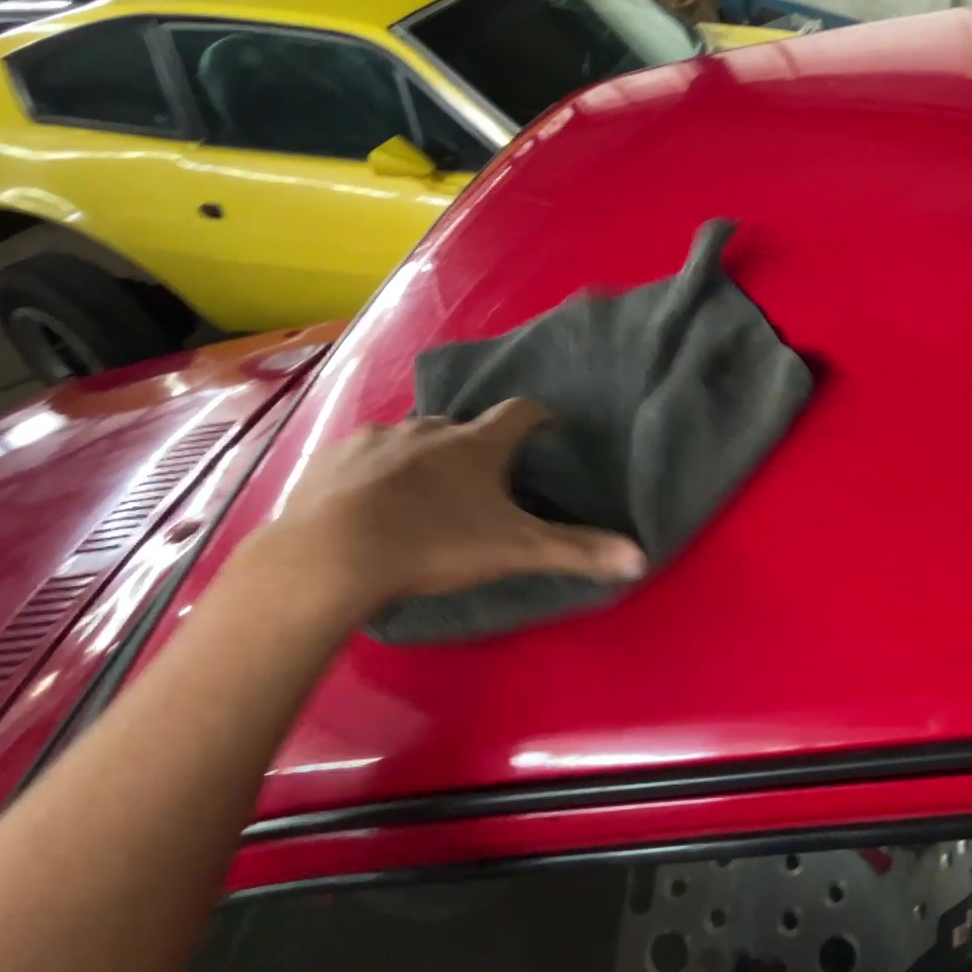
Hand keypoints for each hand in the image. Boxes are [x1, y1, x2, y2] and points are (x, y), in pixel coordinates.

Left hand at [256, 400, 645, 614]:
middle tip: (478, 484)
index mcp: (475, 444)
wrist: (329, 557)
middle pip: (461, 428)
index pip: (520, 413)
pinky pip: (363, 457)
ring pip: (409, 440)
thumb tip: (641, 558)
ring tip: (420, 497)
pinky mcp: (330, 459)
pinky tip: (369, 504)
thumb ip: (577, 551)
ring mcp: (375, 440)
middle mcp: (428, 429)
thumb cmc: (434, 545)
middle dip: (472, 447)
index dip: (537, 417)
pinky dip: (373, 473)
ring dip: (421, 458)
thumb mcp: (515, 551)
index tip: (545, 427)